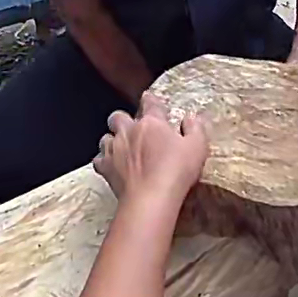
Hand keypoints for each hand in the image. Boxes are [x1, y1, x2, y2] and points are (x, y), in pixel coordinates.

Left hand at [93, 93, 209, 200]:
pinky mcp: (105, 168)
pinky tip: (113, 164)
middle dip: (124, 119)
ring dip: (113, 139)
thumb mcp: (198, 146)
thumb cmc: (177, 170)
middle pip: (118, 117)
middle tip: (134, 127)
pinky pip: (99, 159)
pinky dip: (105, 159)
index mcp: (152, 123)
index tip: (150, 99)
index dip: (150, 100)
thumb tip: (191, 118)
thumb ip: (195, 129)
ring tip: (123, 146)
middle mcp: (129, 131)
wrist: (151, 197)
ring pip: (106, 137)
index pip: (149, 103)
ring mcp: (114, 149)